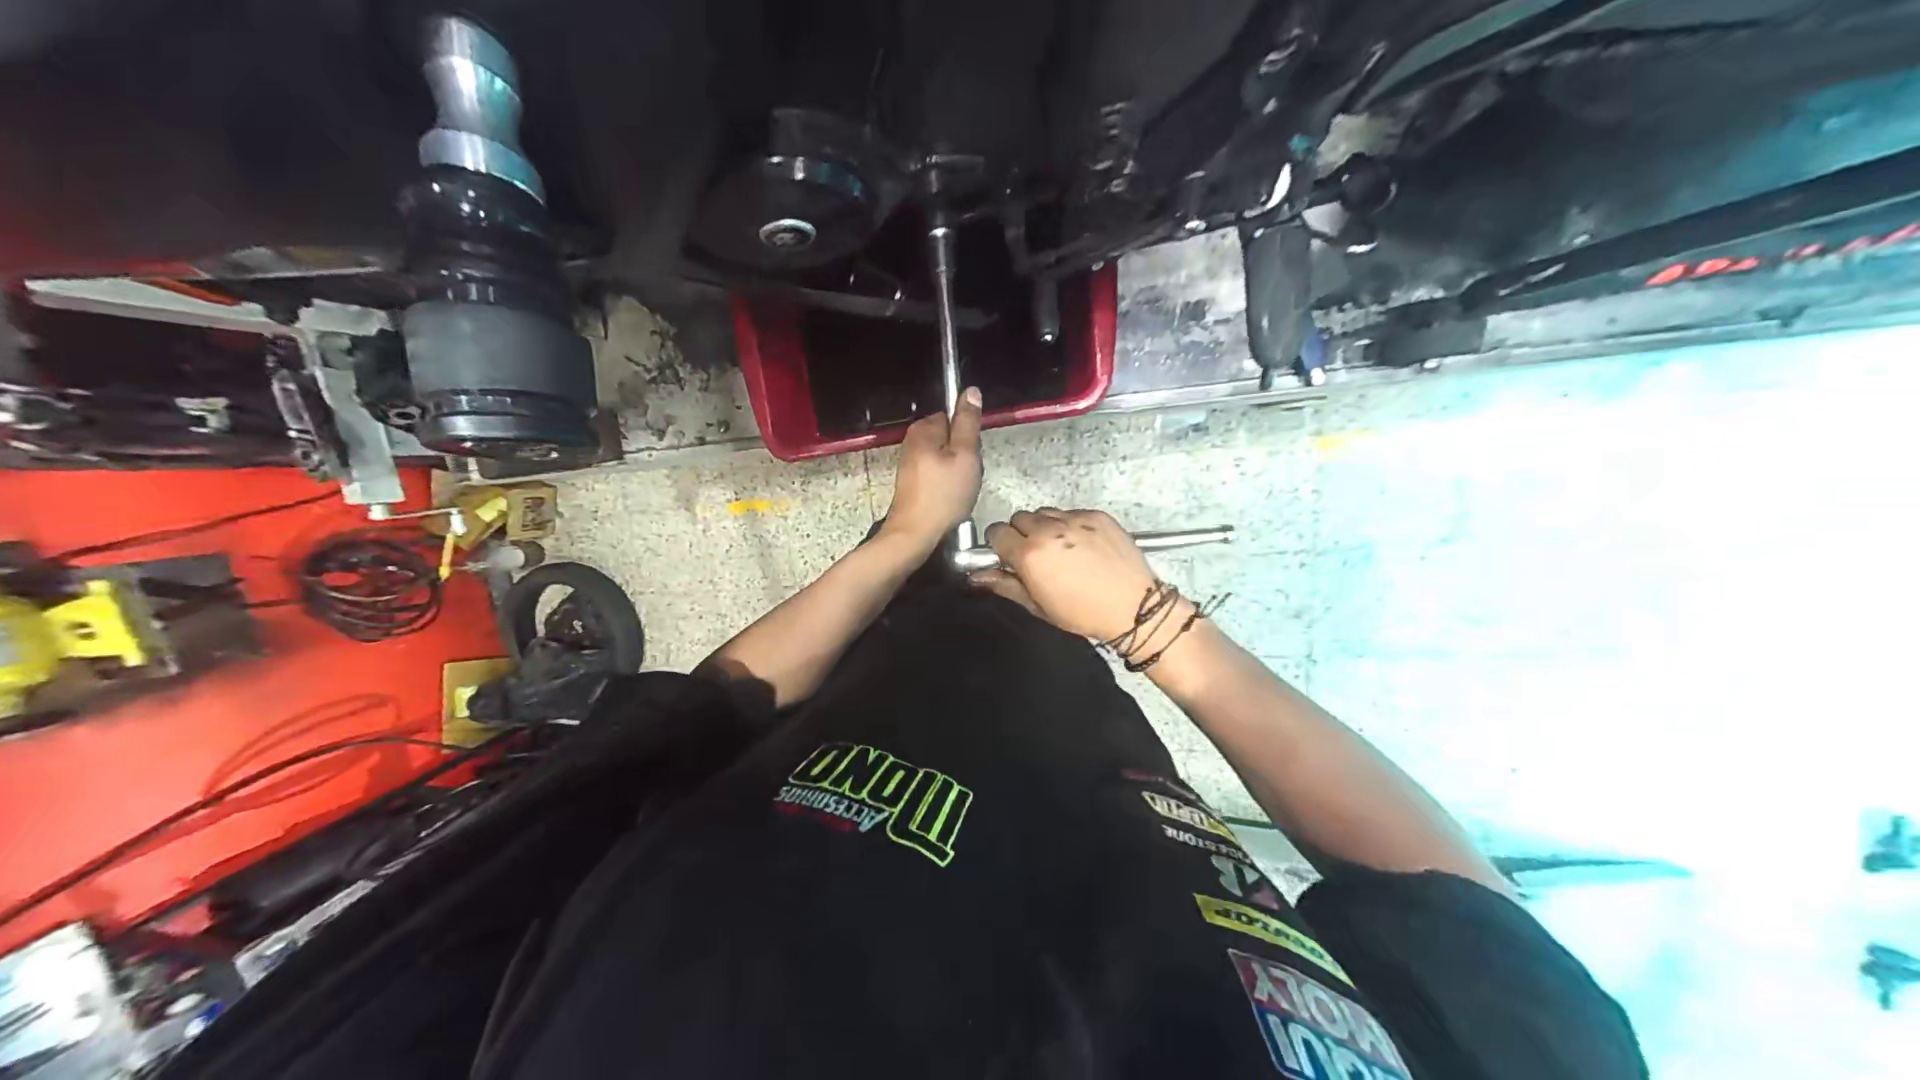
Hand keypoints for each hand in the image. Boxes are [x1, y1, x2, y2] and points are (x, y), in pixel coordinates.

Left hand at [881, 386, 982, 550]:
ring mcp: (910, 461)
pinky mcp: (912, 480)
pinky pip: (938, 472)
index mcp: (923, 428)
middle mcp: (912, 440)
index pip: (955, 417)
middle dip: (963, 455)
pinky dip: (947, 483)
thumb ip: (968, 423)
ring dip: (957, 471)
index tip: (971, 456)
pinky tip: (950, 498)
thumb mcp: (964, 456)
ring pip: (946, 456)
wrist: (915, 534)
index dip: (968, 436)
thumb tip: (971, 391)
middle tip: (967, 475)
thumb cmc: (943, 495)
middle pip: (950, 437)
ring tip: (959, 489)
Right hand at [972, 508, 1172, 640]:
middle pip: (1018, 518)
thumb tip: (977, 577)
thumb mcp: (1038, 606)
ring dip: (1044, 526)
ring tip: (1059, 549)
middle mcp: (1049, 531)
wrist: (1133, 607)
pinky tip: (1080, 545)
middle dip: (1020, 534)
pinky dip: (1069, 524)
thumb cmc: (1084, 613)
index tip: (1008, 555)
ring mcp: (1074, 520)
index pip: (996, 532)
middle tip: (1035, 554)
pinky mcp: (1096, 515)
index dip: (999, 545)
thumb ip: (1005, 585)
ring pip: (1043, 512)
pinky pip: (1070, 512)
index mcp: (1029, 555)